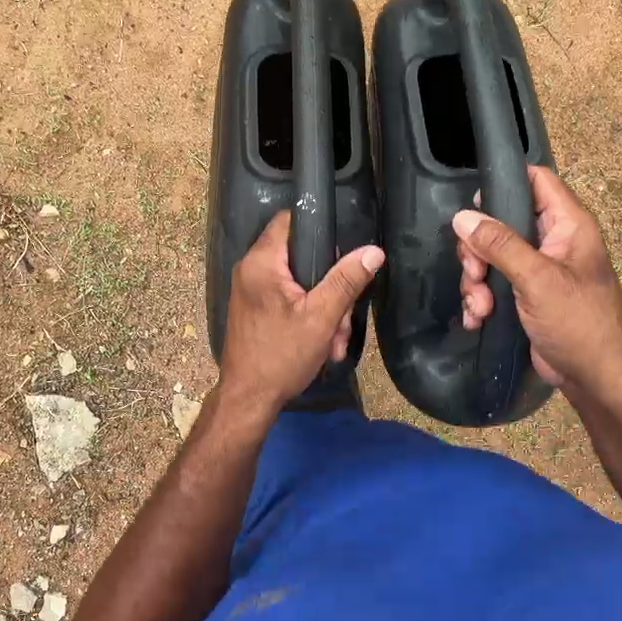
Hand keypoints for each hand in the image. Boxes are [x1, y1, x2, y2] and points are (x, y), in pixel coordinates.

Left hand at [219, 211, 383, 423]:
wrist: (248, 400)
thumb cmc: (281, 356)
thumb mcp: (322, 317)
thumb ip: (346, 281)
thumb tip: (373, 252)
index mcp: (261, 262)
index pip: (289, 220)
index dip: (318, 229)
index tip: (341, 252)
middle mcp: (251, 269)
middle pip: (301, 257)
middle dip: (330, 288)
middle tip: (343, 318)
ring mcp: (252, 291)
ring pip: (300, 283)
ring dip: (325, 310)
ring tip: (335, 341)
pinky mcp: (256, 309)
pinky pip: (289, 300)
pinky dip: (309, 318)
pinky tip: (324, 345)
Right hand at [452, 166, 621, 391]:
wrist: (597, 380)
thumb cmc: (579, 323)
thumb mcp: (537, 279)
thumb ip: (500, 245)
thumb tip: (462, 217)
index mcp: (569, 225)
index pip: (536, 180)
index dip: (505, 183)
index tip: (474, 203)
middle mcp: (553, 241)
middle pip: (502, 222)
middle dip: (479, 249)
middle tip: (474, 271)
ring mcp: (538, 270)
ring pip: (491, 256)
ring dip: (477, 281)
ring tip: (480, 307)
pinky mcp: (526, 296)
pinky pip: (493, 284)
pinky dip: (481, 300)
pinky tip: (478, 319)